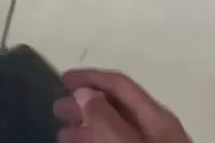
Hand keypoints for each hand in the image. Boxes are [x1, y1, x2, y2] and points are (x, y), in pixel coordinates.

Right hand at [54, 69, 191, 142]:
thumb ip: (105, 118)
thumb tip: (83, 93)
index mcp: (156, 118)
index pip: (119, 85)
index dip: (89, 77)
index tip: (62, 80)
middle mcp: (157, 131)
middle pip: (116, 107)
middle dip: (84, 106)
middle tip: (57, 111)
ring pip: (116, 132)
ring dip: (88, 130)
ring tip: (64, 138)